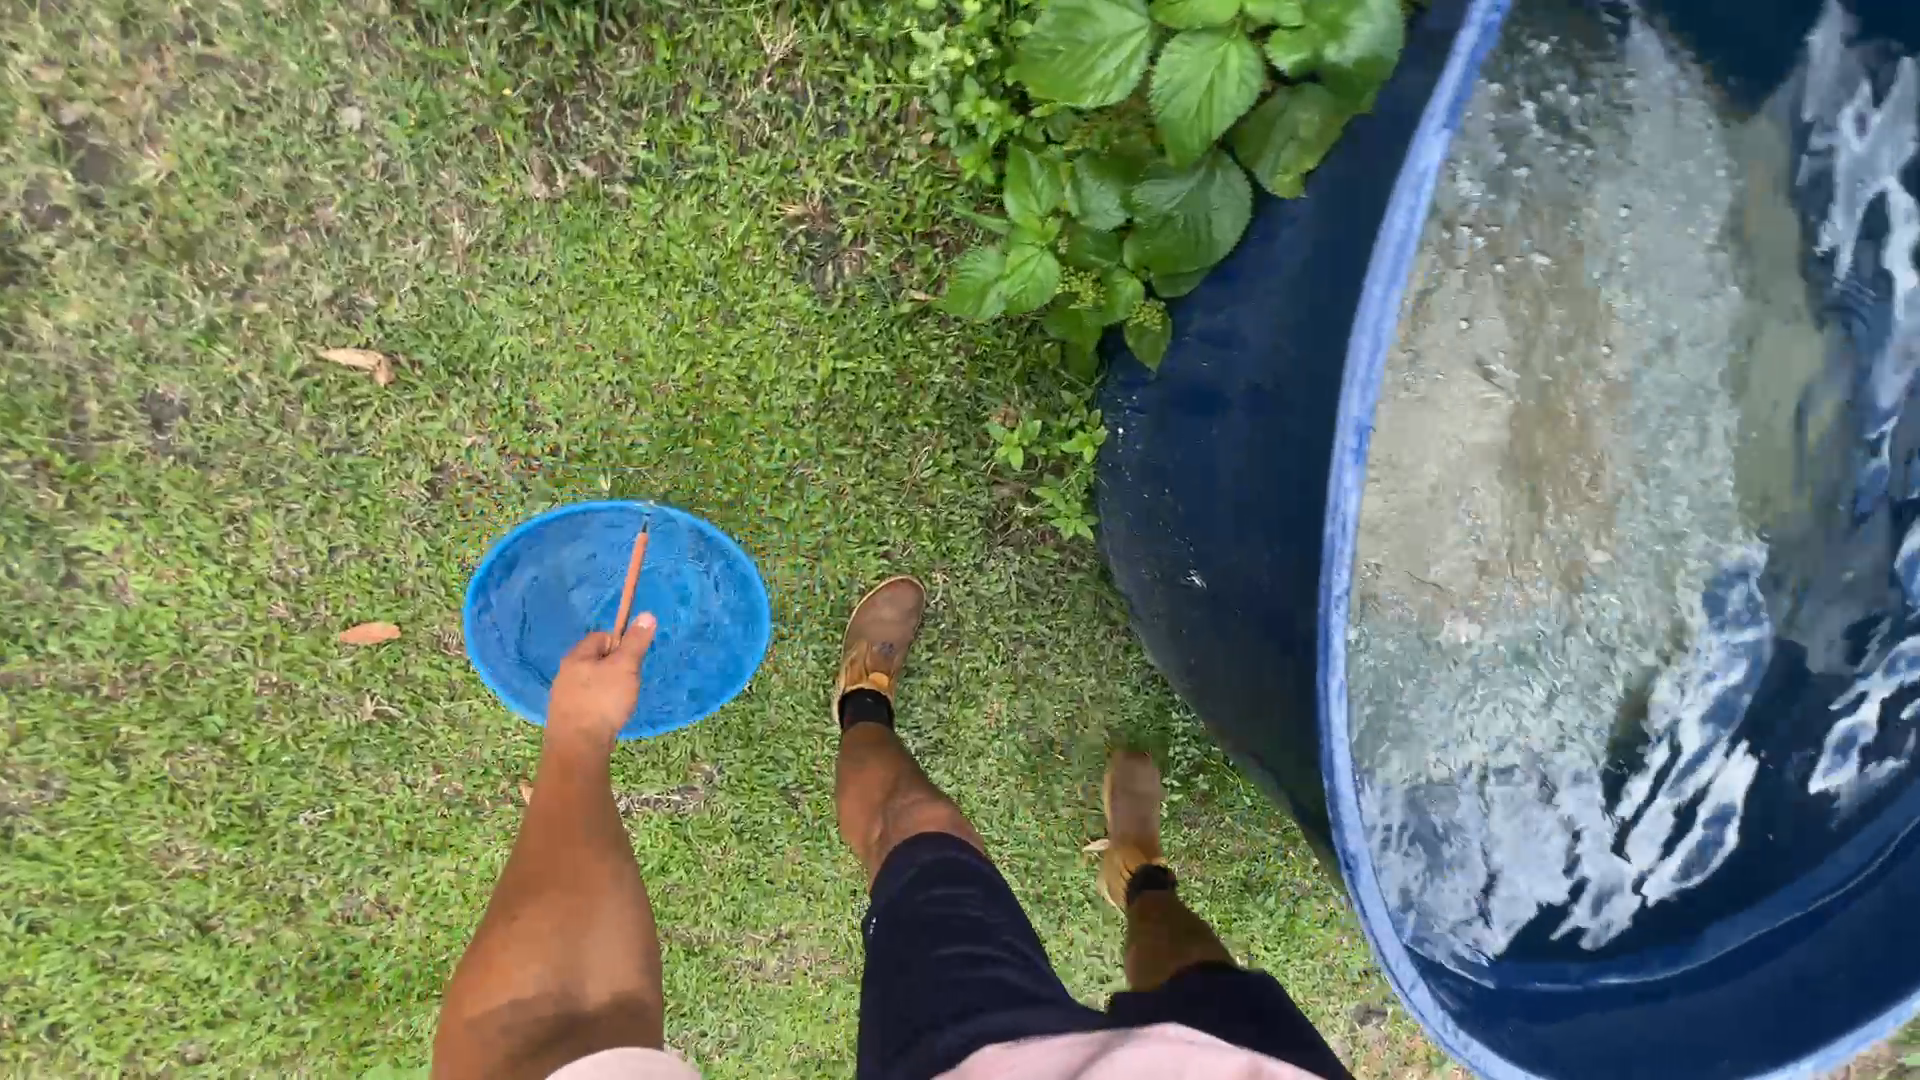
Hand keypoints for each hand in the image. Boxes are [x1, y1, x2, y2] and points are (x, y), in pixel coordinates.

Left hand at [546, 614, 657, 754]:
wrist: (578, 746)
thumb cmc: (603, 700)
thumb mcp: (626, 667)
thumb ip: (636, 642)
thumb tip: (647, 614)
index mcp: (577, 656)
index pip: (602, 636)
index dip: (621, 643)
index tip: (634, 660)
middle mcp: (565, 672)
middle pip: (596, 659)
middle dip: (616, 666)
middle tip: (630, 680)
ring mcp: (562, 695)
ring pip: (592, 680)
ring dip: (608, 686)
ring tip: (621, 700)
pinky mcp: (566, 716)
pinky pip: (587, 699)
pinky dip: (600, 703)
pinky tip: (608, 715)